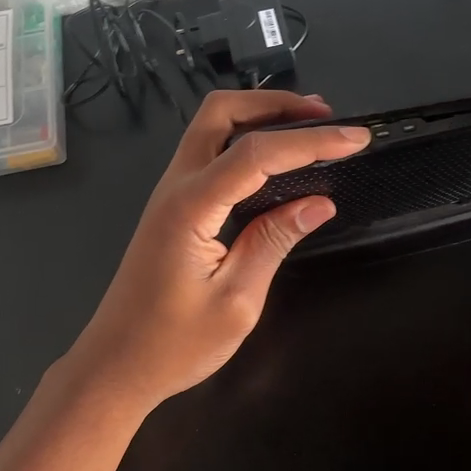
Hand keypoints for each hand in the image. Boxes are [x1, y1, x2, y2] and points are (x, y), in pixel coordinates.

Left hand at [61, 90, 370, 409]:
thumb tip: (319, 203)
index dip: (309, 141)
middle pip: (221, 112)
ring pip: (212, 126)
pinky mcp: (174, 205)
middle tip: (325, 115)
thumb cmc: (173, 344)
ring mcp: (170, 192)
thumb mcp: (236, 300)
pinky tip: (277, 160)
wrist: (115, 366)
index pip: (256, 153)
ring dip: (260, 116)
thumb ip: (274, 242)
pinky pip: (210, 151)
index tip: (355, 138)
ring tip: (310, 127)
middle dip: (275, 104)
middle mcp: (176, 185)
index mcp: (191, 207)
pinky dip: (246, 140)